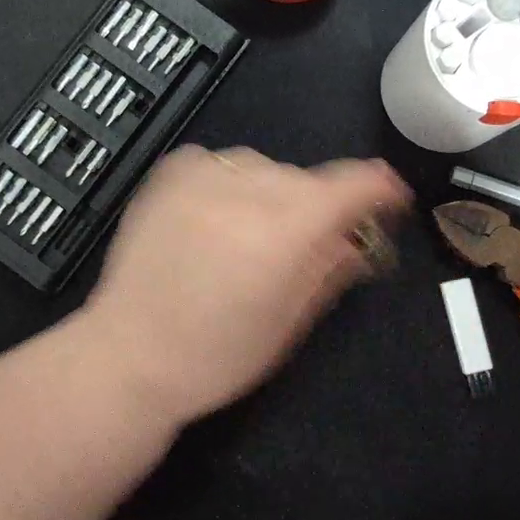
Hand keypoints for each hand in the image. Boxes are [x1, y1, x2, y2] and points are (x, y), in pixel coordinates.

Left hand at [79, 146, 409, 424]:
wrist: (129, 353)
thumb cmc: (215, 354)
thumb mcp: (289, 321)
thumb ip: (332, 269)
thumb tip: (361, 240)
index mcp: (283, 232)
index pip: (352, 185)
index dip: (380, 189)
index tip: (389, 198)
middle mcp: (246, 192)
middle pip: (308, 179)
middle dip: (317, 207)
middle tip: (305, 248)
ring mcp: (203, 177)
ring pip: (267, 168)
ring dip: (273, 194)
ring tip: (248, 240)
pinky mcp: (170, 173)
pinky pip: (224, 164)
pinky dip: (232, 186)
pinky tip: (218, 221)